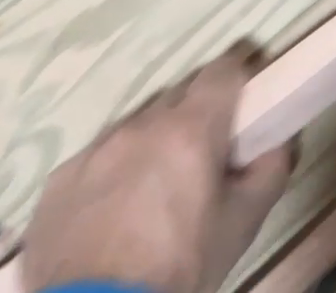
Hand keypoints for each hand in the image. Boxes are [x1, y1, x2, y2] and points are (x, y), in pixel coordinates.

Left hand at [22, 43, 295, 292]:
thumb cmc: (180, 265)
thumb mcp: (245, 220)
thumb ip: (271, 167)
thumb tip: (277, 139)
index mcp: (191, 128)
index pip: (223, 69)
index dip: (240, 75)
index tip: (248, 96)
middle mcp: (141, 125)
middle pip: (179, 95)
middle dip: (197, 113)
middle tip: (206, 151)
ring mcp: (94, 151)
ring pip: (136, 124)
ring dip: (154, 140)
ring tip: (157, 184)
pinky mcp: (58, 181)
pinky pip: (97, 157)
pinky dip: (114, 169)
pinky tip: (116, 208)